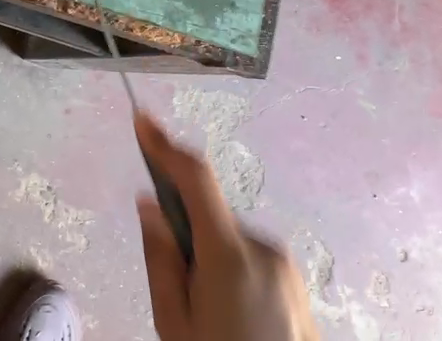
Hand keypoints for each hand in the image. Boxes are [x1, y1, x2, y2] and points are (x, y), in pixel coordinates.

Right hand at [135, 113, 319, 340]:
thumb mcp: (173, 322)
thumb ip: (160, 256)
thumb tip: (151, 204)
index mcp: (231, 254)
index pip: (195, 179)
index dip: (165, 146)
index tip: (142, 120)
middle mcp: (266, 250)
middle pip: (210, 218)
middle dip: (187, 236)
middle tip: (179, 292)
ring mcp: (288, 270)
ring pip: (230, 243)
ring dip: (211, 261)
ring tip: (211, 320)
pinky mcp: (299, 287)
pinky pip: (252, 263)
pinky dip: (233, 276)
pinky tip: (234, 324)